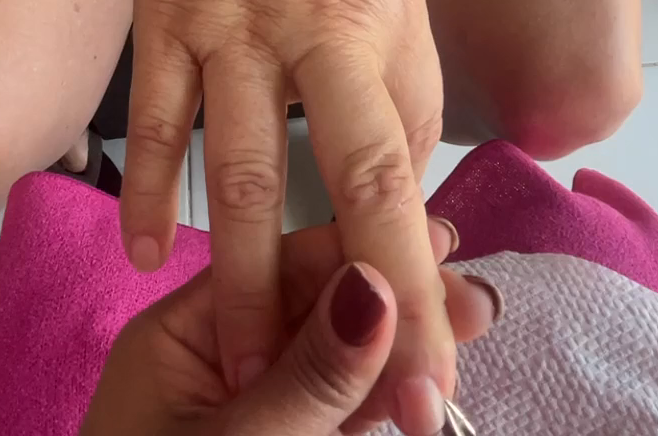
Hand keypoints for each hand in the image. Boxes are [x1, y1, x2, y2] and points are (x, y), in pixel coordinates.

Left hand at [80, 218, 497, 435]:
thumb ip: (311, 372)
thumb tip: (377, 280)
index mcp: (184, 335)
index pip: (281, 267)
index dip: (357, 252)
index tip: (432, 247)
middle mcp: (220, 359)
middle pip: (319, 311)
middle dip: (394, 302)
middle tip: (472, 300)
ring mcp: (254, 408)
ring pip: (339, 363)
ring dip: (402, 353)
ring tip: (473, 326)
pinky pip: (338, 410)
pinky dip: (383, 402)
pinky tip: (426, 391)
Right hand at [120, 0, 451, 432]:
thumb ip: (401, 62)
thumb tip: (402, 158)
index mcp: (387, 13)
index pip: (414, 157)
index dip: (424, 252)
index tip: (437, 335)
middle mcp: (322, 26)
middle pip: (362, 178)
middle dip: (385, 298)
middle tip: (401, 409)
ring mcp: (236, 22)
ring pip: (251, 168)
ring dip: (254, 274)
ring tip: (256, 361)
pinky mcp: (168, 12)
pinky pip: (159, 115)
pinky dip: (154, 188)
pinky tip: (151, 252)